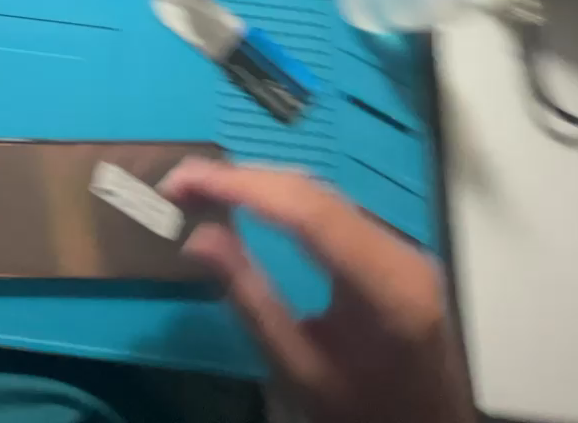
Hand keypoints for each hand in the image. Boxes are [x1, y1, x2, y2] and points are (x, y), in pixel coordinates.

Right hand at [160, 160, 471, 422]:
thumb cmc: (364, 408)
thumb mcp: (298, 367)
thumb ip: (249, 298)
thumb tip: (195, 236)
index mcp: (385, 287)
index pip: (304, 211)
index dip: (237, 185)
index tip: (180, 182)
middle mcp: (400, 254)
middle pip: (307, 192)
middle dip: (236, 178)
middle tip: (177, 184)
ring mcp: (400, 246)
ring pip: (315, 190)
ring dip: (251, 181)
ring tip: (198, 186)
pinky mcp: (389, 246)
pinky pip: (324, 203)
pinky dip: (274, 193)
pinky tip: (242, 195)